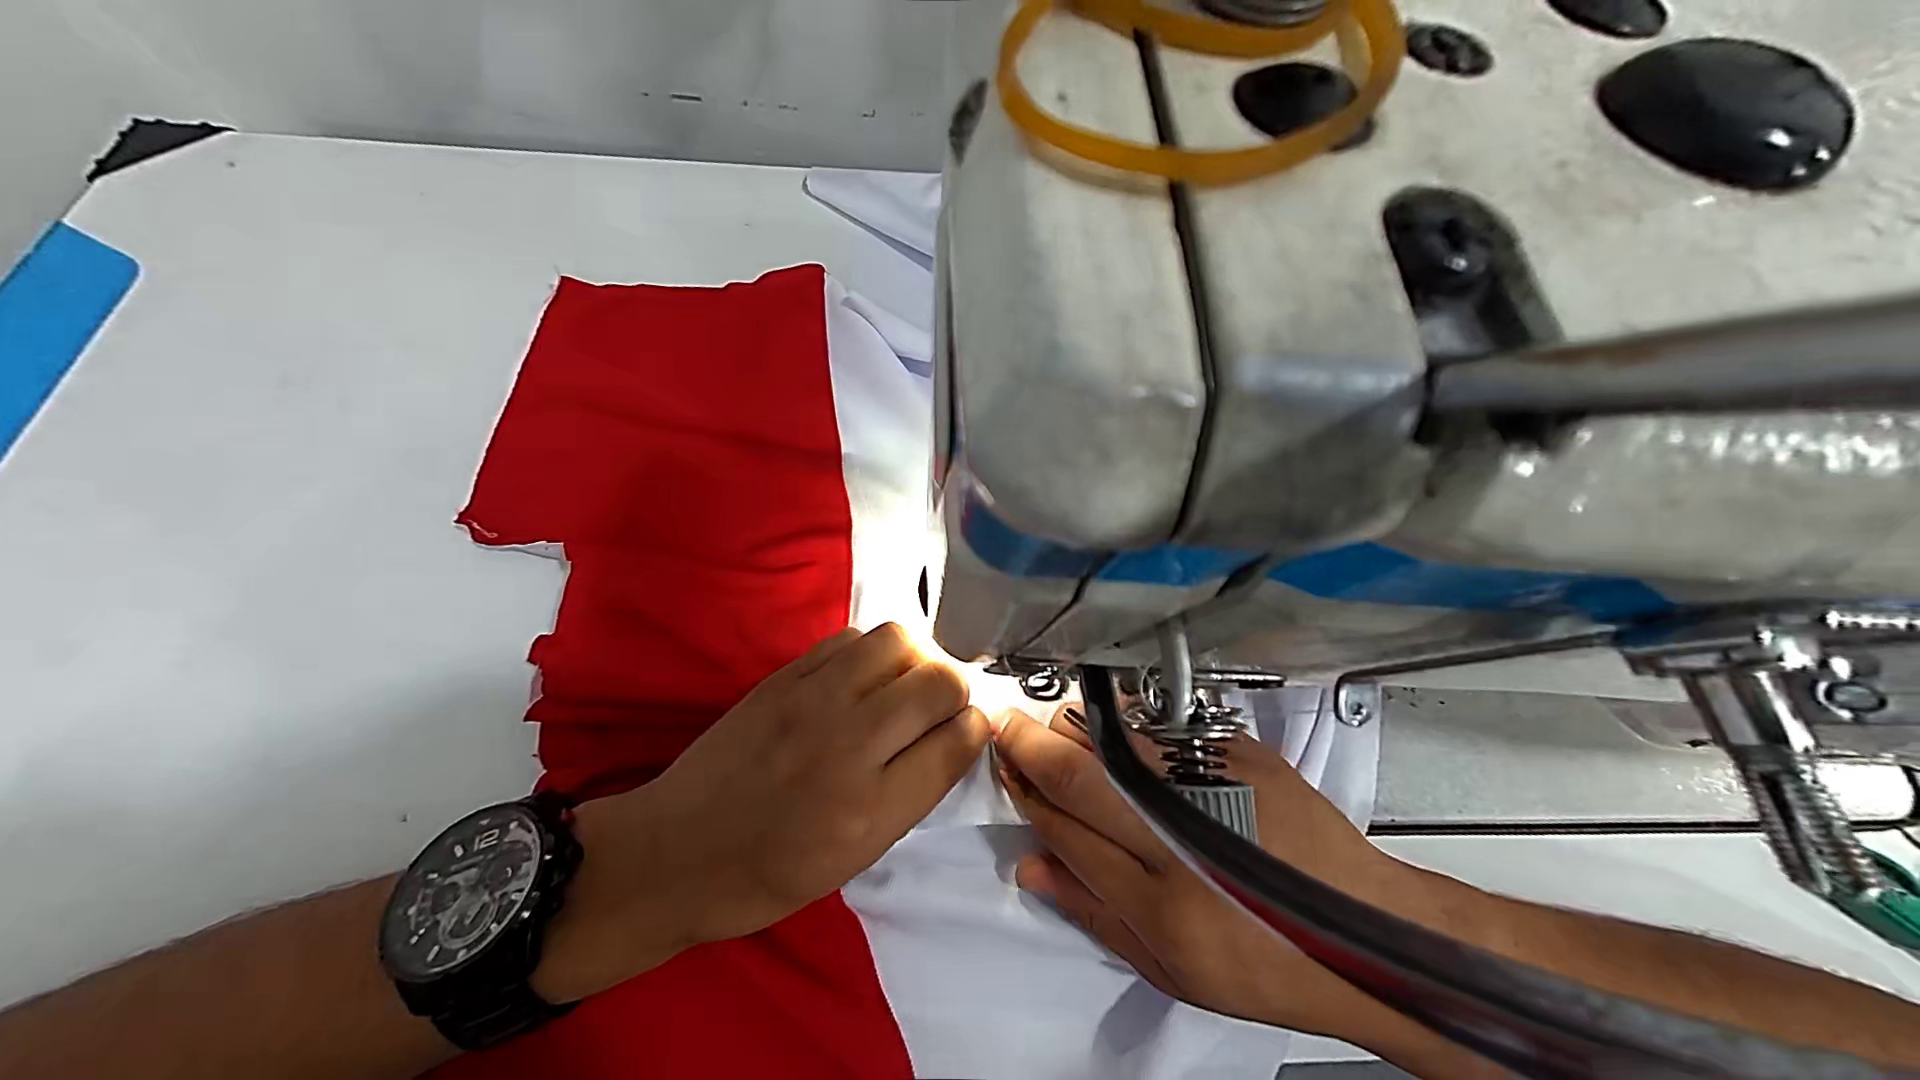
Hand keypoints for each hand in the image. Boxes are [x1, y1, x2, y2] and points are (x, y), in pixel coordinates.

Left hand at [533, 624, 987, 1001]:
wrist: (676, 853)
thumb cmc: (771, 874)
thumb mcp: (856, 857)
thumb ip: (913, 792)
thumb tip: (955, 735)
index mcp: (871, 811)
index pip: (957, 741)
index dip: (975, 728)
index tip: (967, 730)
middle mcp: (848, 747)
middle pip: (938, 682)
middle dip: (955, 688)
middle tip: (939, 706)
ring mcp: (811, 702)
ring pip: (898, 641)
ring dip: (915, 659)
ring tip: (901, 683)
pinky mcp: (782, 678)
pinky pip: (849, 637)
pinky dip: (870, 651)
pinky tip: (860, 676)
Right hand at [993, 707, 1405, 1035]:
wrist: (1367, 933)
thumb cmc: (1266, 966)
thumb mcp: (1172, 970)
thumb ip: (1094, 914)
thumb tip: (1031, 865)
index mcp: (1160, 905)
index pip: (1066, 831)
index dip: (1027, 796)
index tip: (1006, 771)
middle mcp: (1183, 840)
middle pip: (1080, 777)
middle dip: (1031, 748)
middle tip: (1006, 729)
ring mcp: (1215, 788)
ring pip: (1116, 742)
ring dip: (1069, 727)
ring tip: (1048, 725)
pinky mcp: (1241, 756)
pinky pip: (1160, 728)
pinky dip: (1121, 722)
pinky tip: (1106, 726)